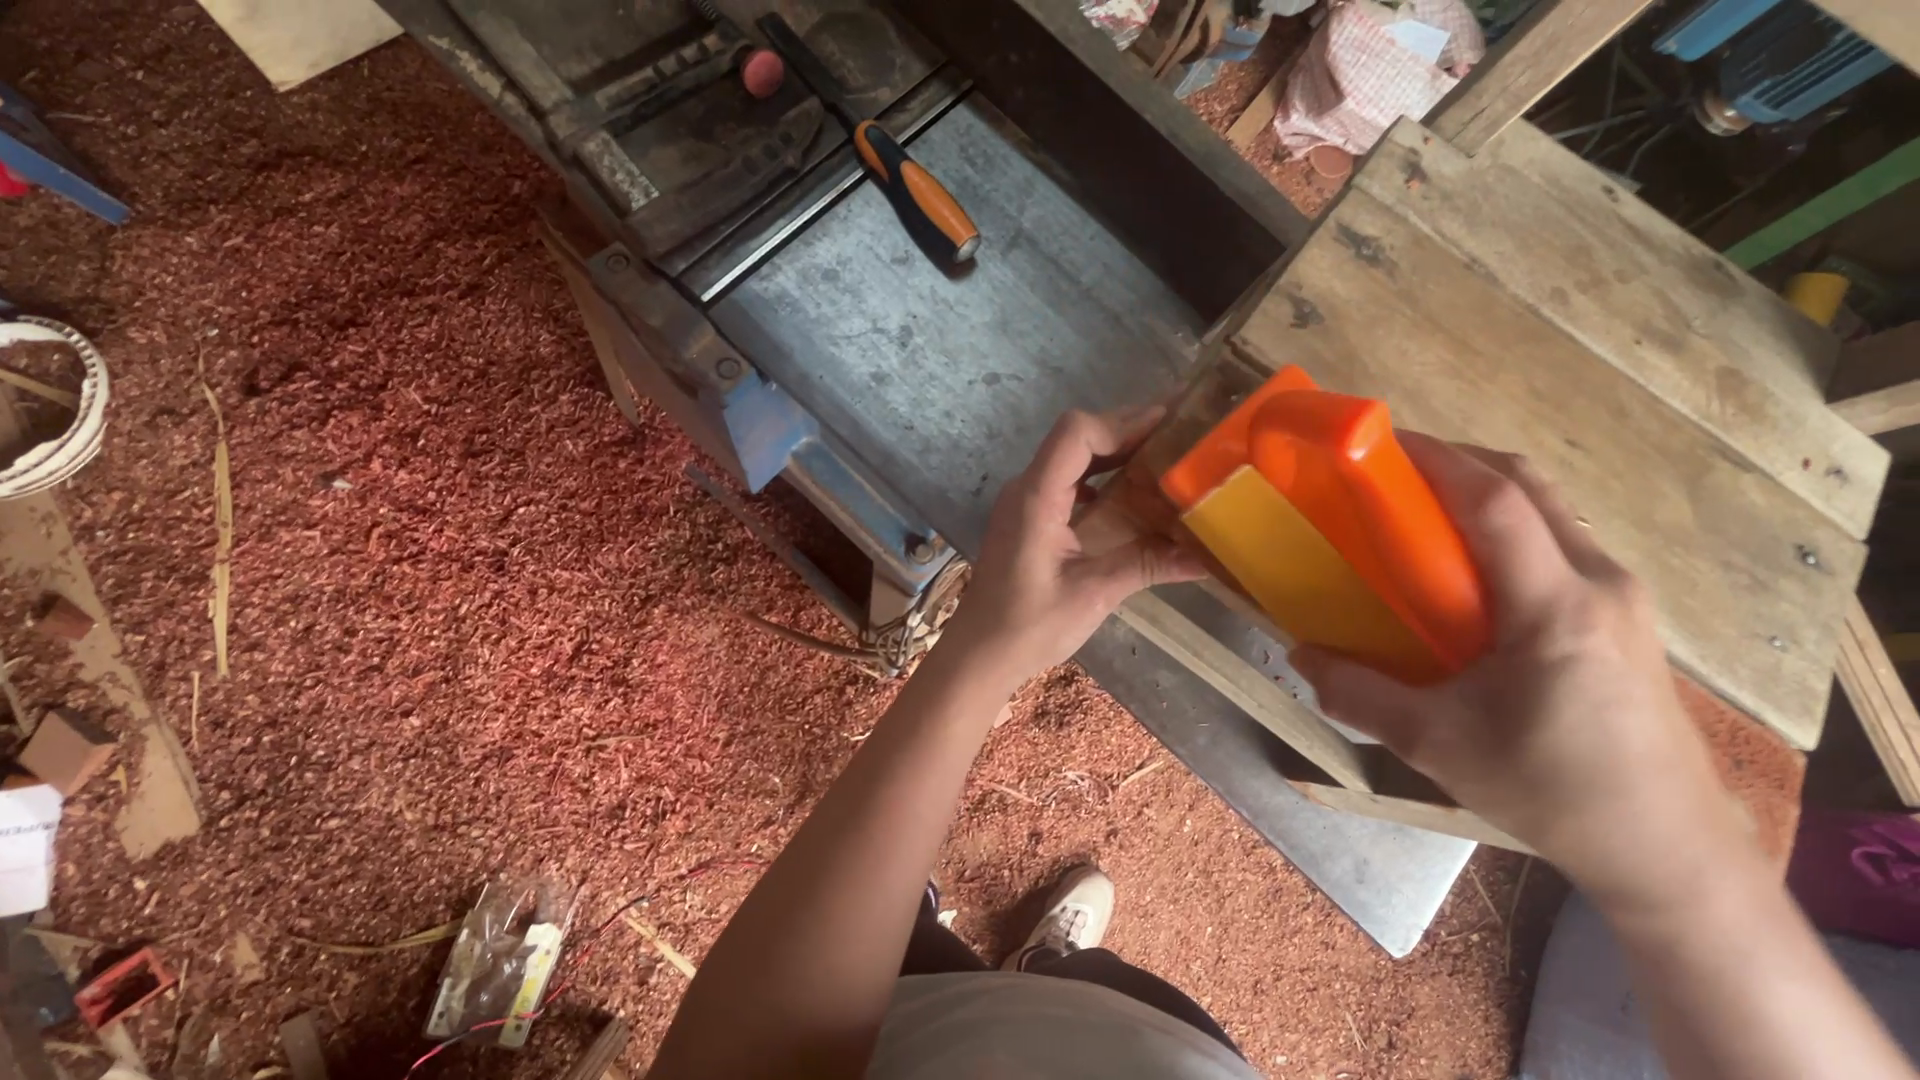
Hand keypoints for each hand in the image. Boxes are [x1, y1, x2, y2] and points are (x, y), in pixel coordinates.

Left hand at [940, 406, 1206, 692]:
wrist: (981, 652)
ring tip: (1163, 457)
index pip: (1075, 433)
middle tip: (1178, 437)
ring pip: (1070, 456)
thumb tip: (1206, 555)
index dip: (1122, 422)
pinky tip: (1130, 494)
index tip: (1168, 426)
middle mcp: (1026, 489)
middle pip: (1075, 437)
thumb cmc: (1028, 626)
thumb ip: (1146, 564)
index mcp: (1036, 498)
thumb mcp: (1093, 594)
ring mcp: (1024, 502)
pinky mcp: (1028, 518)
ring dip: (1114, 452)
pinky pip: (1067, 481)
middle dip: (1126, 431)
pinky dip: (1100, 476)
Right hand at [1291, 435, 1747, 908]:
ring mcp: (1623, 596)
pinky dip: (1509, 527)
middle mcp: (1600, 582)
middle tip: (1394, 471)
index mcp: (1556, 606)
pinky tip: (1471, 571)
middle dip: (1459, 460)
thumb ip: (1360, 694)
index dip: (1437, 460)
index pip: (1496, 502)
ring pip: (1551, 510)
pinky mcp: (1626, 616)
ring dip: (1486, 492)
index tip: (1382, 442)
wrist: (1667, 847)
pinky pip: (1560, 542)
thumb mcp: (1436, 744)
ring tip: (1422, 513)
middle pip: (1530, 485)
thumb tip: (1300, 654)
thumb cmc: (1550, 788)